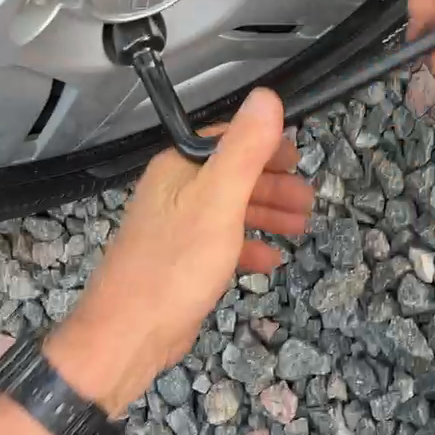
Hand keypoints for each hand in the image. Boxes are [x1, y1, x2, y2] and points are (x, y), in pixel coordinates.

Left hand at [45, 89, 310, 414]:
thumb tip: (268, 96)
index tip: (298, 158)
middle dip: (274, 184)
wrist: (127, 337)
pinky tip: (269, 259)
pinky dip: (248, 246)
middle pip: (234, 175)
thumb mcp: (217, 201)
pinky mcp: (182, 261)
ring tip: (299, 226)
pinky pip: (223, 244)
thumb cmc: (173, 266)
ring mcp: (178, 227)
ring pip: (231, 209)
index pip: (228, 139)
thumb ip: (244, 149)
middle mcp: (176, 191)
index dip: (266, 145)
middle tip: (307, 200)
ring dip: (267, 213)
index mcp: (179, 167)